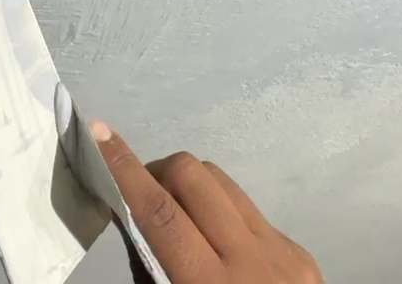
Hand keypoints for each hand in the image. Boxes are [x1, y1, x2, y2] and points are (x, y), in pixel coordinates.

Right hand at [94, 122, 320, 283]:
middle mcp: (254, 263)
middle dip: (158, 172)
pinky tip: (222, 253)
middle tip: (142, 197)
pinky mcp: (302, 256)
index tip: (99, 133)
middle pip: (192, 176)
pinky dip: (222, 216)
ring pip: (221, 181)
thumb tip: (131, 214)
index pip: (161, 212)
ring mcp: (284, 255)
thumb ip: (148, 270)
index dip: (125, 169)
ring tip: (178, 220)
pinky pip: (249, 211)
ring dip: (190, 188)